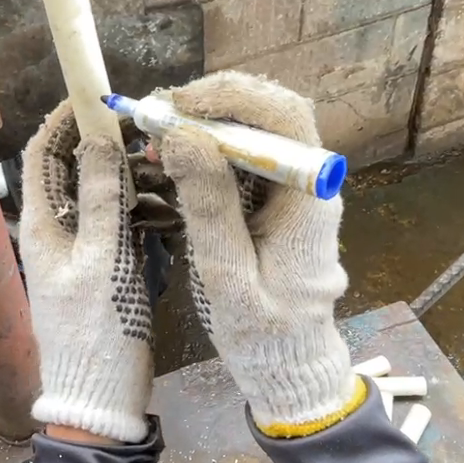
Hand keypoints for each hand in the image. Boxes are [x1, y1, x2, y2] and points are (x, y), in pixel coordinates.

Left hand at [19, 104, 152, 443]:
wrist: (100, 397)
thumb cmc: (95, 329)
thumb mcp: (102, 259)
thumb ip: (101, 198)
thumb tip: (98, 139)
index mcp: (43, 225)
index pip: (43, 156)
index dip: (62, 123)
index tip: (95, 100)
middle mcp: (57, 231)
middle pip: (78, 171)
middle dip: (111, 152)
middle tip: (150, 142)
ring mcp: (82, 249)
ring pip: (105, 197)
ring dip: (133, 185)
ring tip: (169, 183)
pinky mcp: (105, 266)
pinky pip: (121, 226)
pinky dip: (143, 216)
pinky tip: (169, 219)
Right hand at [155, 73, 357, 435]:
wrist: (287, 365)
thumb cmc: (263, 332)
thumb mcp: (227, 276)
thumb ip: (211, 208)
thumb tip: (184, 137)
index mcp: (310, 198)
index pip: (284, 117)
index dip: (232, 98)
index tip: (177, 107)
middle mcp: (308, 181)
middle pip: (267, 113)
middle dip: (209, 104)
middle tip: (156, 118)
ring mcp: (291, 187)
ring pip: (251, 129)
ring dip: (201, 124)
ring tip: (153, 138)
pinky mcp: (272, 197)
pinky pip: (239, 154)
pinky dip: (202, 147)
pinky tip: (168, 158)